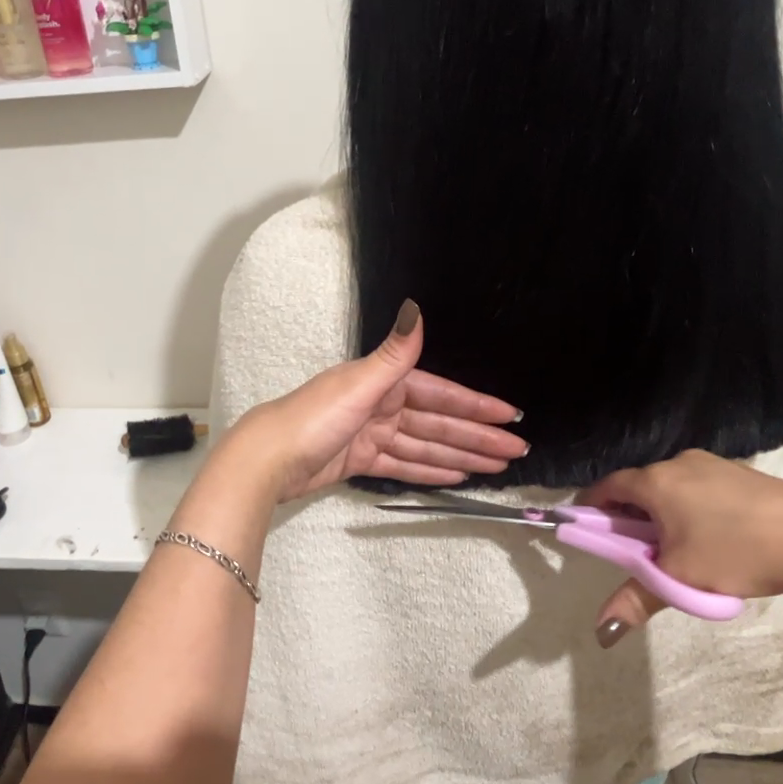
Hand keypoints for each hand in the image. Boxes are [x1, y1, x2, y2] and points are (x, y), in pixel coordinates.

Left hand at [221, 300, 527, 501]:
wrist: (268, 459)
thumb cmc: (313, 418)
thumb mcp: (358, 384)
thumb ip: (394, 354)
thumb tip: (416, 308)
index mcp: (382, 383)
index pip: (440, 394)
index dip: (475, 406)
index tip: (510, 417)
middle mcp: (380, 405)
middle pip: (437, 423)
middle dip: (476, 436)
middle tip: (515, 452)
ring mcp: (371, 435)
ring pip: (424, 446)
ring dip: (459, 455)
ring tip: (495, 467)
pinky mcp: (359, 460)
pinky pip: (403, 464)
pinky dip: (429, 469)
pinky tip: (456, 475)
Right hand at [578, 450, 782, 643]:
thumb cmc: (736, 553)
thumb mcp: (680, 580)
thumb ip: (636, 598)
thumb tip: (601, 632)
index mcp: (656, 482)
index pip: (608, 487)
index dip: (593, 508)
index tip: (589, 531)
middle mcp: (679, 463)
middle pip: (640, 485)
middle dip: (631, 514)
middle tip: (635, 549)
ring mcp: (715, 464)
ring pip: (674, 486)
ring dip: (665, 510)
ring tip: (679, 546)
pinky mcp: (744, 473)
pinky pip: (703, 487)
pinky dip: (695, 507)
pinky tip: (717, 536)